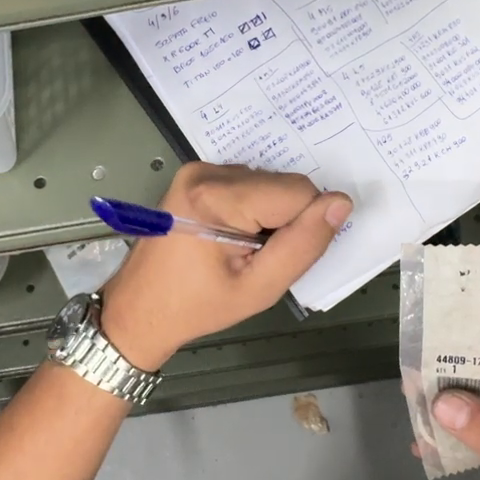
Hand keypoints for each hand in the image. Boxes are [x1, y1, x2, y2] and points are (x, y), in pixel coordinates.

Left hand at [98, 163, 351, 371]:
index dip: (302, 227)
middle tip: (254, 257)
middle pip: (283, 183)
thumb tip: (340, 204)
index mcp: (217, 197)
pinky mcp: (194, 174)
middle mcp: (206, 172)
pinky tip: (229, 235)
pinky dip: (250, 207)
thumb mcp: (260, 288)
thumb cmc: (196, 306)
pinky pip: (247, 181)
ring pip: (268, 181)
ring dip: (267, 214)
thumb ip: (303, 245)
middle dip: (283, 220)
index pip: (299, 192)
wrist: (138, 309)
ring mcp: (197, 170)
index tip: (274, 257)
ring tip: (239, 248)